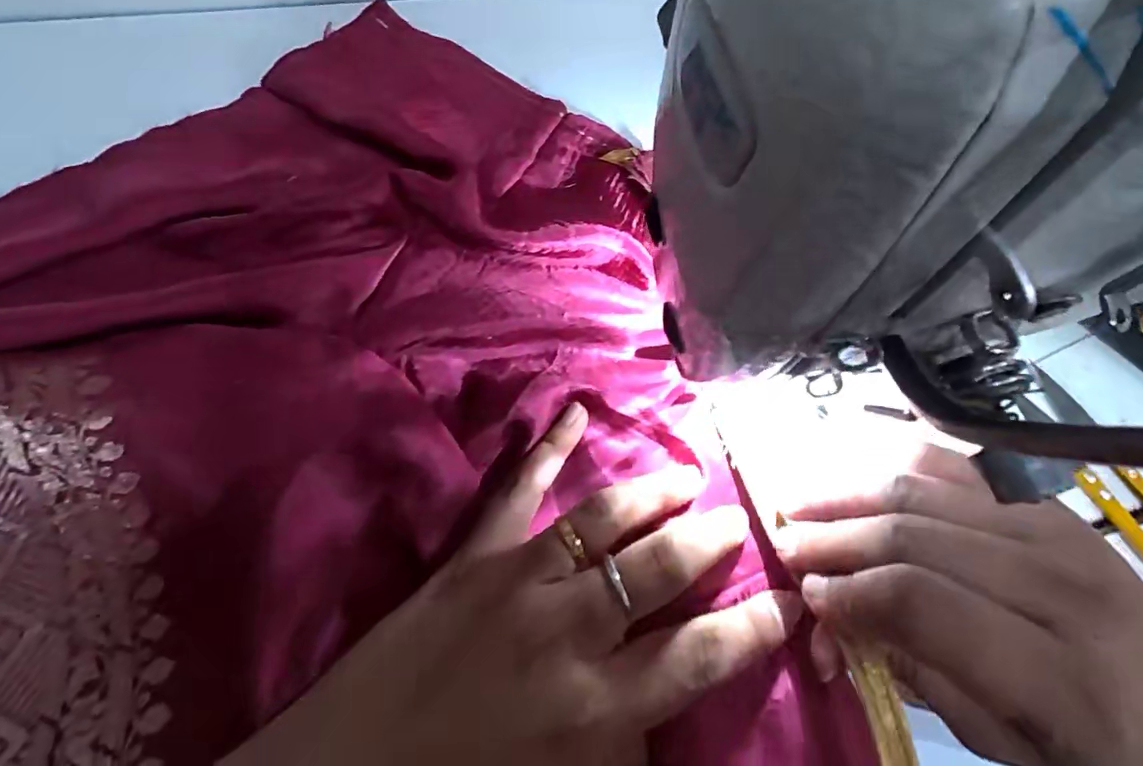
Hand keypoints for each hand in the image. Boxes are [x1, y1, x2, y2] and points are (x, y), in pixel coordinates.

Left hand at [222, 403, 802, 765]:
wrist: (355, 762)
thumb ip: (624, 744)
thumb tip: (665, 702)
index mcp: (596, 706)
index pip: (697, 656)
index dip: (751, 627)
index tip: (788, 600)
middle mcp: (567, 630)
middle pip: (657, 571)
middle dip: (707, 541)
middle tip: (737, 516)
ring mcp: (518, 579)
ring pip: (602, 521)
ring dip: (650, 494)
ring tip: (685, 474)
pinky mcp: (474, 552)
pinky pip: (519, 489)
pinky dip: (548, 446)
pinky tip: (575, 411)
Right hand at [774, 445, 1142, 765]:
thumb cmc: (1111, 758)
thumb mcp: (1018, 753)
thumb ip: (920, 677)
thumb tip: (832, 621)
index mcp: (1066, 676)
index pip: (921, 600)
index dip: (848, 591)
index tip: (806, 595)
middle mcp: (1060, 587)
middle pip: (913, 533)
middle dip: (834, 536)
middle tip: (785, 544)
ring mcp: (1055, 531)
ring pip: (922, 487)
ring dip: (848, 492)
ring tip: (799, 504)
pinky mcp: (1046, 505)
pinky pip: (953, 465)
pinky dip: (893, 462)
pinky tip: (854, 474)